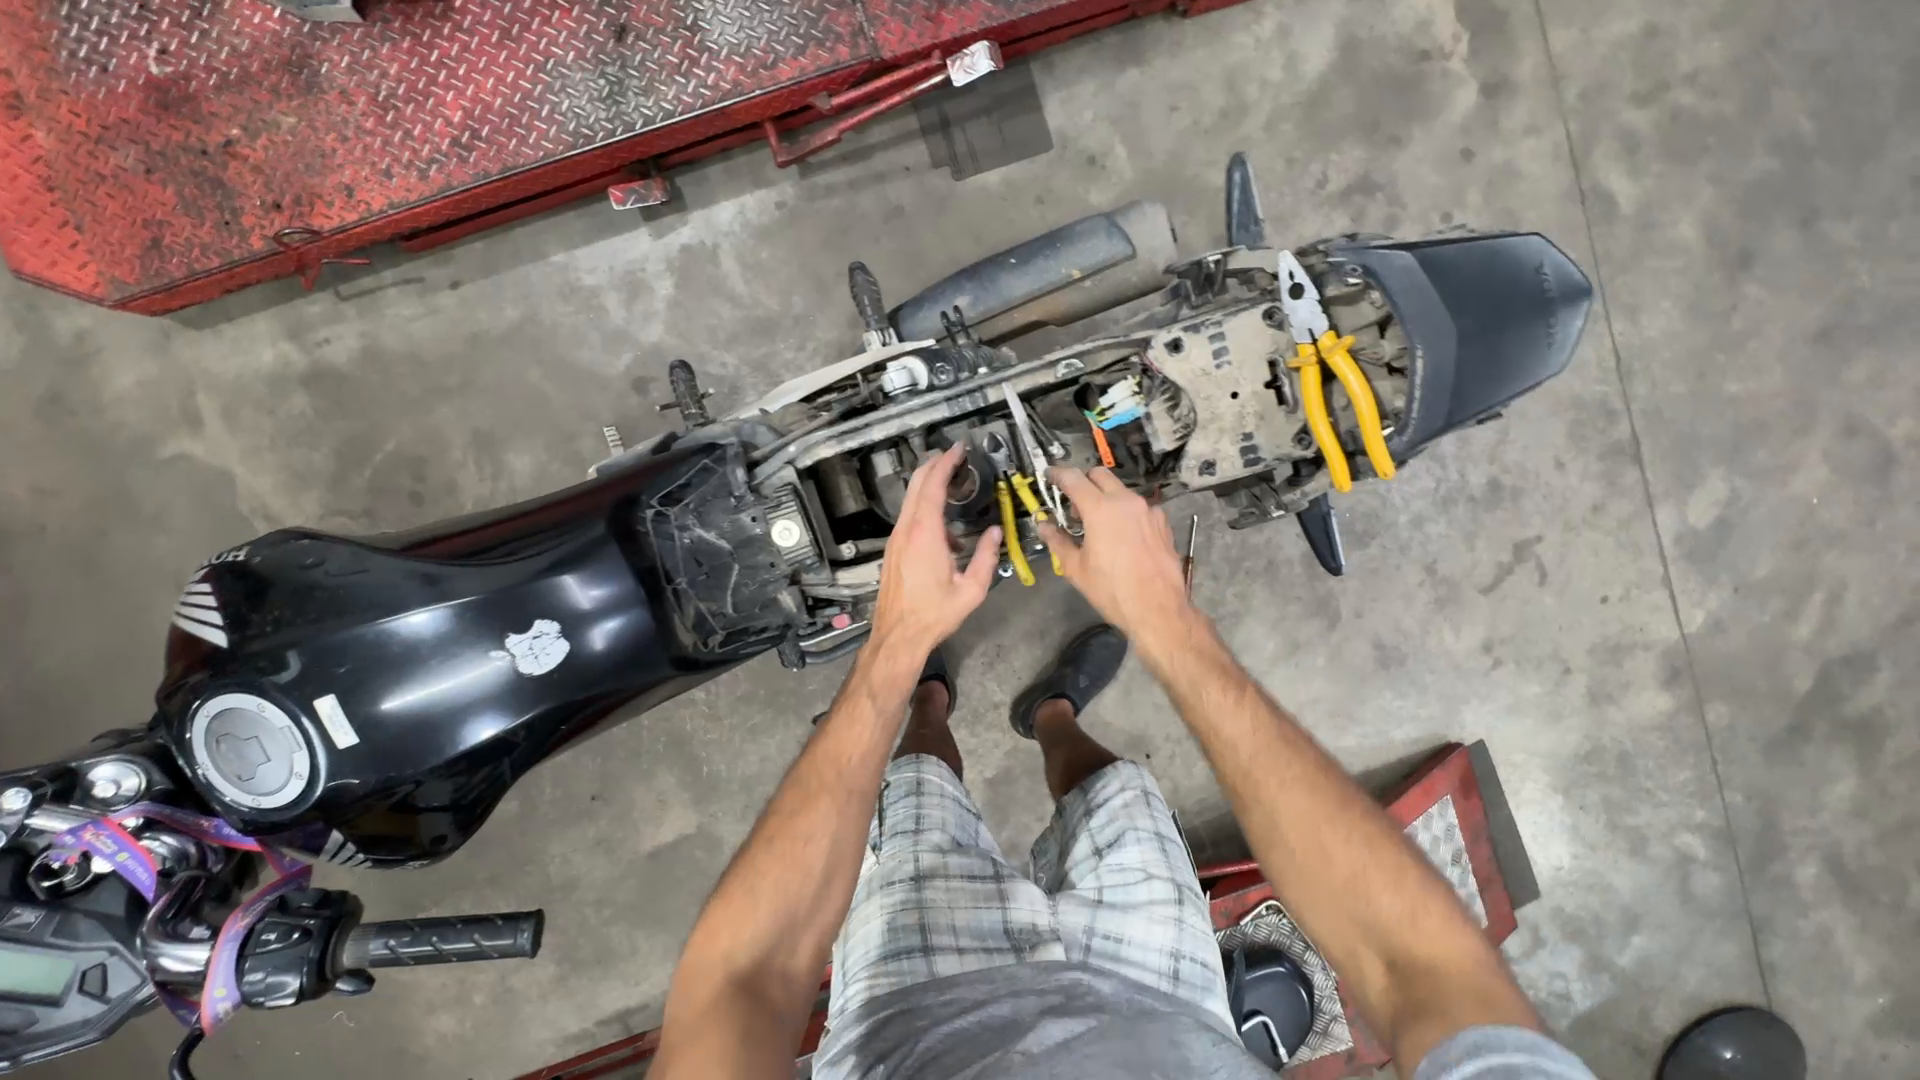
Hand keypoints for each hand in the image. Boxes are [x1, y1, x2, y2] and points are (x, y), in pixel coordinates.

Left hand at [870, 443, 1001, 657]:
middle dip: (934, 465)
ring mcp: (895, 539)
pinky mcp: (893, 549)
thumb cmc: (934, 614)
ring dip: (929, 486)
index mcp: (925, 534)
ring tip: (953, 484)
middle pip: (916, 484)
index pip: (933, 486)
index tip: (958, 449)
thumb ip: (987, 557)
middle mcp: (906, 530)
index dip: (945, 463)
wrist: (898, 635)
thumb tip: (995, 533)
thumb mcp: (971, 589)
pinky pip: (908, 517)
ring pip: (910, 500)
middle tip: (955, 456)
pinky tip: (943, 524)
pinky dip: (924, 506)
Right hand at [1037, 467, 1200, 654]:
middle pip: (1100, 475)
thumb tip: (1043, 525)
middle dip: (1083, 483)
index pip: (1074, 478)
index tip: (1049, 476)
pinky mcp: (1162, 522)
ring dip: (1106, 499)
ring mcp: (1148, 510)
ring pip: (1121, 491)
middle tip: (1074, 507)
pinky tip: (1123, 537)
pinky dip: (1126, 514)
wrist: (1158, 608)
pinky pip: (1139, 508)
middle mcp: (1126, 501)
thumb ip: (1057, 541)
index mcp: (1100, 509)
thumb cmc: (1111, 590)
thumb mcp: (1075, 568)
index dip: (1058, 474)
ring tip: (1099, 526)